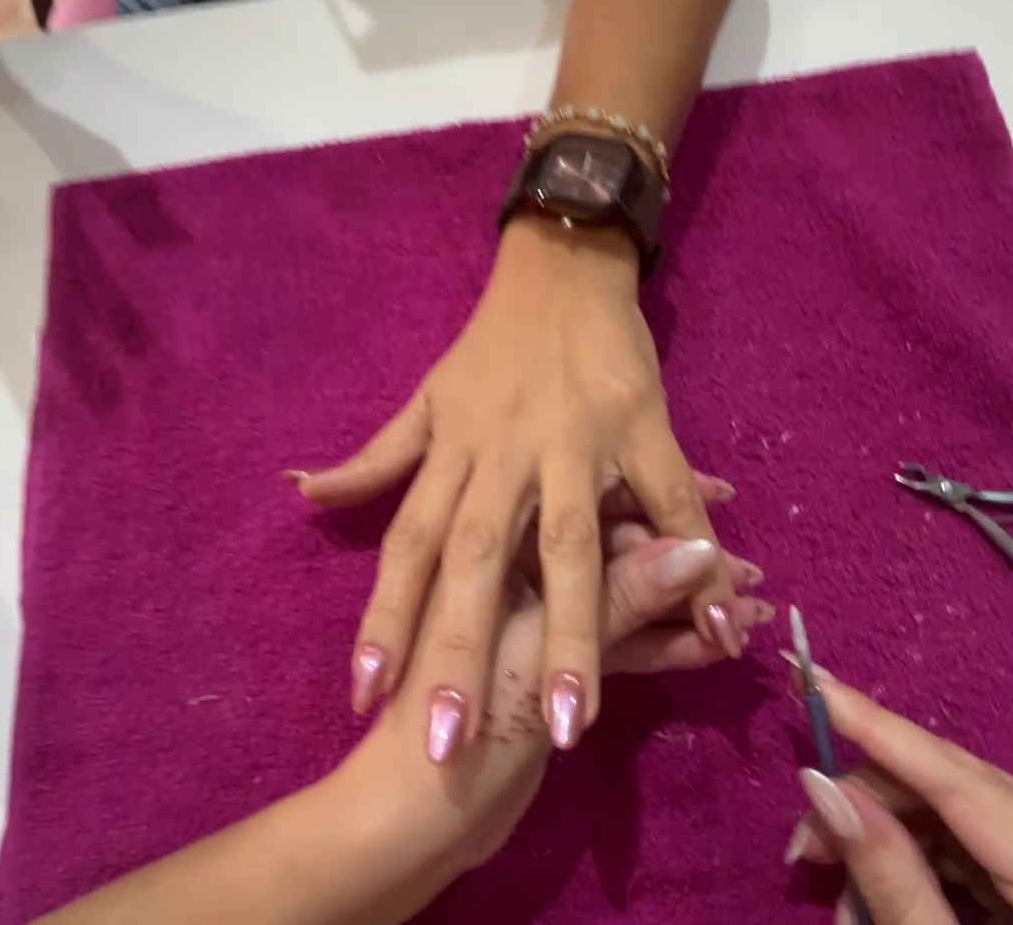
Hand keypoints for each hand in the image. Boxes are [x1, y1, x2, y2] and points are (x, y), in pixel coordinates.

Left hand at [293, 215, 739, 761]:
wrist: (562, 270)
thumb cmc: (490, 346)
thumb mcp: (426, 397)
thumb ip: (375, 455)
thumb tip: (303, 492)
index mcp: (454, 450)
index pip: (408, 541)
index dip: (382, 616)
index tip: (362, 693)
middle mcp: (505, 453)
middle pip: (477, 557)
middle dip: (461, 649)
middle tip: (448, 743)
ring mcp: (576, 440)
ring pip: (569, 543)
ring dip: (572, 631)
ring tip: (571, 723)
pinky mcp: (643, 424)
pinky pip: (667, 500)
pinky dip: (689, 558)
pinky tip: (709, 628)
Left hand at [340, 527, 771, 880]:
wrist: (416, 811)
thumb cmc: (462, 710)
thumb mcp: (537, 644)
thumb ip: (613, 597)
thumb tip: (696, 549)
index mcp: (499, 538)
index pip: (581, 510)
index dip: (651, 508)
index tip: (715, 501)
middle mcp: (517, 566)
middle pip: (608, 551)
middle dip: (678, 558)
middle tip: (746, 562)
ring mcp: (537, 616)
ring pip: (617, 599)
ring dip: (680, 607)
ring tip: (753, 606)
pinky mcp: (553, 662)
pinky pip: (612, 643)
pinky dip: (661, 645)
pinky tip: (717, 641)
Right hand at [781, 668, 1012, 924]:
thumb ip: (891, 879)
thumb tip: (820, 785)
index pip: (966, 784)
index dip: (883, 729)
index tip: (812, 681)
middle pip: (962, 789)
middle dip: (871, 800)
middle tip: (803, 845)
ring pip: (971, 810)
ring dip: (895, 832)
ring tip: (839, 887)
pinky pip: (994, 841)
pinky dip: (932, 856)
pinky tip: (890, 885)